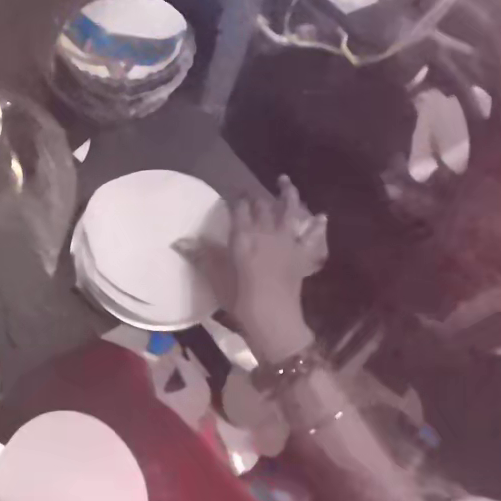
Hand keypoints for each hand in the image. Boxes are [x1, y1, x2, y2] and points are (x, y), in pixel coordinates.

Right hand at [183, 175, 326, 363]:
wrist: (274, 319)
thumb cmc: (240, 299)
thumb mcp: (216, 277)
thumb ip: (201, 256)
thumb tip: (179, 241)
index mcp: (243, 236)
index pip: (239, 208)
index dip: (235, 197)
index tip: (231, 191)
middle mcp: (266, 232)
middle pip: (262, 206)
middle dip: (256, 195)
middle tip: (249, 189)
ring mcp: (288, 242)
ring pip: (289, 211)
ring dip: (287, 194)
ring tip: (284, 181)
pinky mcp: (302, 256)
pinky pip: (312, 236)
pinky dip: (317, 225)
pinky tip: (322, 217)